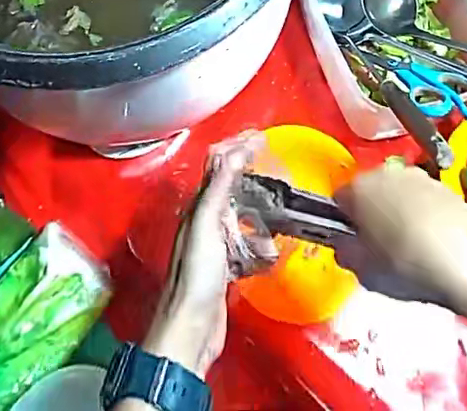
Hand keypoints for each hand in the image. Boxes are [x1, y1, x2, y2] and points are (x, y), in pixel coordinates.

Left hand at [142, 135, 260, 377]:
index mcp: (198, 205)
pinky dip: (260, 242)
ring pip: (240, 213)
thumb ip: (218, 188)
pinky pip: (246, 244)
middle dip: (248, 168)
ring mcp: (215, 243)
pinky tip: (270, 250)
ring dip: (258, 208)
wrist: (190, 331)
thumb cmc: (197, 275)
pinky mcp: (226, 266)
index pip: (217, 164)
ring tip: (277, 207)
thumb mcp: (207, 225)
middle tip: (270, 158)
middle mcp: (205, 219)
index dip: (236, 145)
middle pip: (228, 183)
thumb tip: (233, 151)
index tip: (260, 136)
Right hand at [332, 162, 466, 315]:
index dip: (344, 222)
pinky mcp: (442, 184)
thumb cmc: (406, 265)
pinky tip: (431, 240)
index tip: (355, 243)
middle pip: (367, 190)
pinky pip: (420, 197)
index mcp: (357, 188)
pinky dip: (421, 213)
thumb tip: (345, 244)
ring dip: (396, 210)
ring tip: (409, 246)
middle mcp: (383, 171)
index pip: (338, 199)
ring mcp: (416, 174)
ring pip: (395, 191)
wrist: (466, 260)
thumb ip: (346, 253)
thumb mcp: (364, 272)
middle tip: (380, 247)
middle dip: (370, 212)